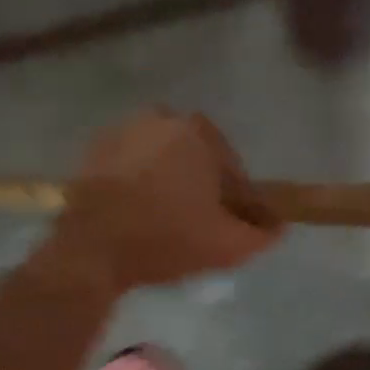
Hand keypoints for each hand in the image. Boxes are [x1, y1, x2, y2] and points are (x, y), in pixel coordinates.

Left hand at [56, 108, 280, 290]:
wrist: (91, 249)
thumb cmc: (166, 238)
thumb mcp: (228, 246)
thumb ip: (262, 234)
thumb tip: (278, 226)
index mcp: (197, 133)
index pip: (232, 166)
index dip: (236, 197)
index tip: (232, 222)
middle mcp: (160, 119)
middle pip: (195, 156)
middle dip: (201, 184)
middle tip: (199, 222)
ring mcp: (122, 132)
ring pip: (161, 158)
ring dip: (169, 181)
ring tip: (167, 219)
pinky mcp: (93, 152)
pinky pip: (131, 165)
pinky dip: (139, 183)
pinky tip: (138, 214)